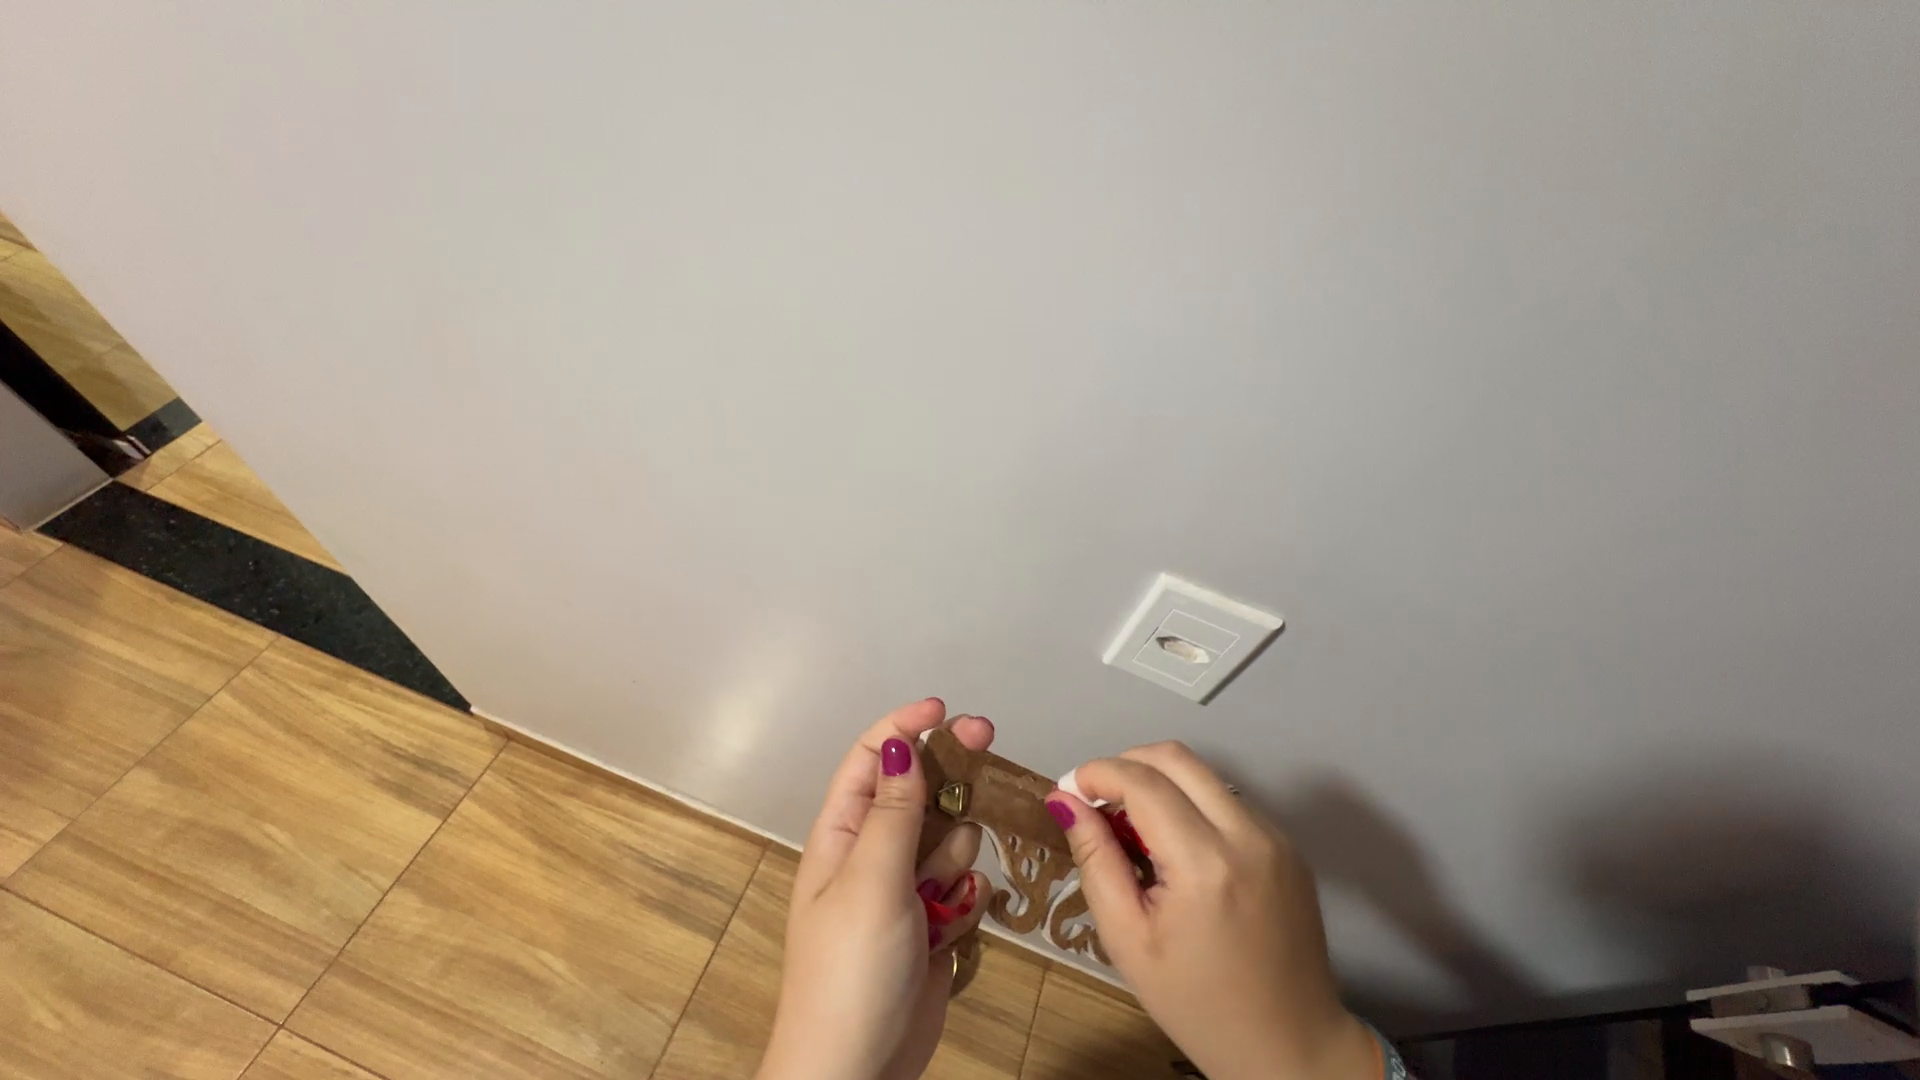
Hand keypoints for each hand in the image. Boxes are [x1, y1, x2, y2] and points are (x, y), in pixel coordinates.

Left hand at [759, 699, 992, 1079]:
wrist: (858, 1073)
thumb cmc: (852, 970)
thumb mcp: (871, 881)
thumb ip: (895, 812)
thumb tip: (901, 745)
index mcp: (842, 832)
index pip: (872, 758)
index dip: (904, 726)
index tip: (945, 709)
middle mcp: (872, 851)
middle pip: (918, 789)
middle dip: (950, 771)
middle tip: (987, 741)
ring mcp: (904, 888)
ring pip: (948, 838)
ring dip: (954, 855)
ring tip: (937, 896)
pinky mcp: (932, 922)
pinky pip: (963, 886)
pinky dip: (965, 897)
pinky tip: (953, 925)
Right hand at [1047, 742, 1378, 1079]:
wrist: (1291, 1048)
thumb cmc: (1197, 1004)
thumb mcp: (1126, 938)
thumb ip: (1095, 859)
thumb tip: (1064, 801)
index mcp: (1205, 864)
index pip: (1142, 781)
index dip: (1096, 774)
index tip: (1068, 791)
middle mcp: (1247, 835)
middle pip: (1175, 757)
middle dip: (1125, 764)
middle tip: (1096, 802)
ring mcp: (1275, 837)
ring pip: (1203, 775)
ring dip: (1158, 783)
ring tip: (1133, 831)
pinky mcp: (1287, 846)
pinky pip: (1227, 801)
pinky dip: (1190, 804)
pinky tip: (1174, 849)